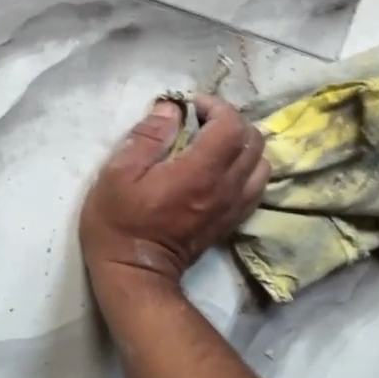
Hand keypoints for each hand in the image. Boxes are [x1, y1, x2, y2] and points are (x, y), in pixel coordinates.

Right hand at [79, 95, 269, 287]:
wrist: (134, 272)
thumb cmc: (118, 221)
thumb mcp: (117, 173)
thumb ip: (147, 137)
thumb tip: (170, 109)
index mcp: (199, 172)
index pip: (230, 125)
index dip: (215, 106)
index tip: (190, 106)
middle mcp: (226, 187)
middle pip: (253, 141)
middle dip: (230, 121)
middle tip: (200, 121)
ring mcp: (233, 206)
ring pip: (261, 162)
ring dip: (241, 145)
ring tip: (212, 143)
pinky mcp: (232, 220)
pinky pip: (256, 185)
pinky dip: (245, 168)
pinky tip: (220, 169)